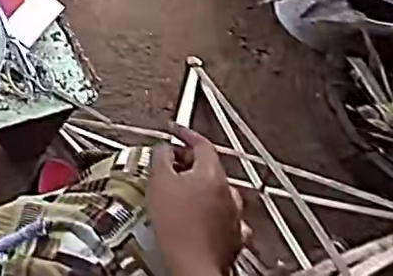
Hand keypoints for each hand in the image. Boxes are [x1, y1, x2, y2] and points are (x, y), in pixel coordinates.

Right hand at [148, 124, 243, 275]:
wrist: (193, 264)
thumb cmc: (177, 224)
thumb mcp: (158, 178)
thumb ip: (161, 155)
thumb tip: (164, 149)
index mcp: (212, 175)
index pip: (202, 143)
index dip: (186, 133)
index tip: (176, 129)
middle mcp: (228, 194)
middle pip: (209, 166)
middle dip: (188, 161)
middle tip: (169, 161)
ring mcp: (234, 217)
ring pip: (216, 191)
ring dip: (198, 185)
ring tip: (178, 189)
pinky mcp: (233, 236)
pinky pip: (220, 212)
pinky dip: (207, 207)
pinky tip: (193, 213)